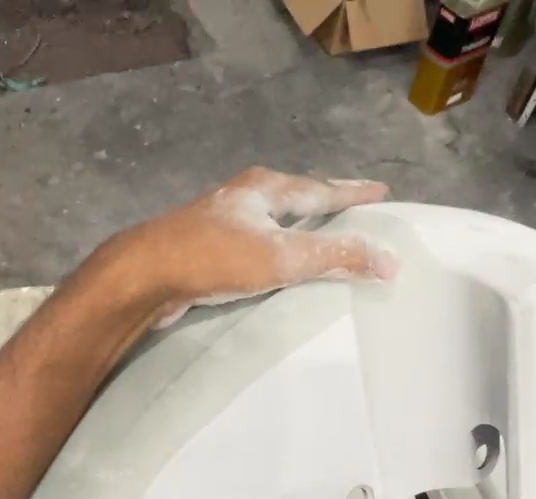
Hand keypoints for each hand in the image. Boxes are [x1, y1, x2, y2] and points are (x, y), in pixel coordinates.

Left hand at [110, 167, 398, 324]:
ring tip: (312, 231)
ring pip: (267, 218)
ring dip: (292, 224)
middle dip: (322, 200)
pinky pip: (249, 243)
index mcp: (266, 188)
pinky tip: (267, 263)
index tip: (381, 191)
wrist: (146, 274)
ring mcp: (219, 221)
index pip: (322, 188)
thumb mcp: (283, 257)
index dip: (353, 192)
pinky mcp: (202, 248)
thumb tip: (389, 261)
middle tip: (349, 203)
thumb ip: (334, 257)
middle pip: (293, 195)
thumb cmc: (216, 258)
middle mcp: (243, 196)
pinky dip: (268, 248)